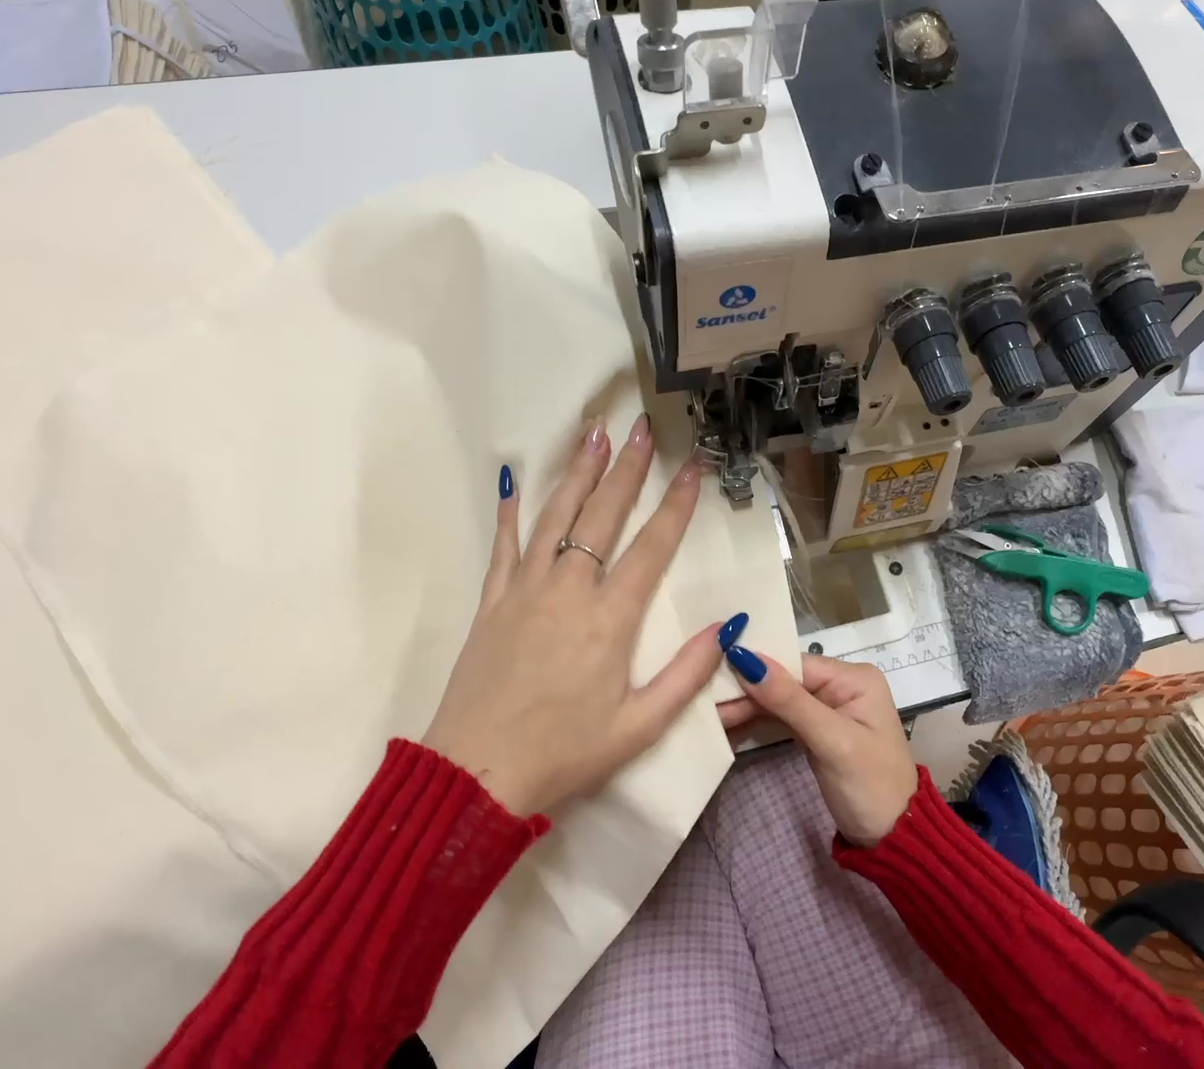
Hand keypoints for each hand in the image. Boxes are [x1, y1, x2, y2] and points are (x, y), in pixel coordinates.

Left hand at [422, 414, 728, 814]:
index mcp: (611, 620)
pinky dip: (511, 511)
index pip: (652, 547)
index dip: (676, 505)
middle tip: (641, 428)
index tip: (693, 468)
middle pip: (602, 517)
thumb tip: (727, 627)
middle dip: (627, 470)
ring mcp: (524, 591)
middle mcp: (569, 592)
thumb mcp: (639, 726)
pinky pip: (503, 546)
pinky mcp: (491, 602)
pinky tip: (516, 480)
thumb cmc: (565, 754)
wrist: (476, 774)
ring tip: (593, 436)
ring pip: (555, 518)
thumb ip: (687, 674)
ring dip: (577, 475)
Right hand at [717, 652, 918, 845]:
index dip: (756, 669)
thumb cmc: (871, 786)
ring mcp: (828, 708)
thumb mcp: (832, 742)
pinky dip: (758, 721)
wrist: (894, 838)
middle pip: (784, 678)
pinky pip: (782, 717)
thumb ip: (790, 701)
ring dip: (747, 705)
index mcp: (854, 678)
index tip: (712, 676)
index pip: (796, 664)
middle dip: (747, 690)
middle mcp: (841, 685)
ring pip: (779, 698)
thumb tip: (747, 659)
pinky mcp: (816, 730)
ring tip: (710, 713)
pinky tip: (729, 723)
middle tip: (704, 702)